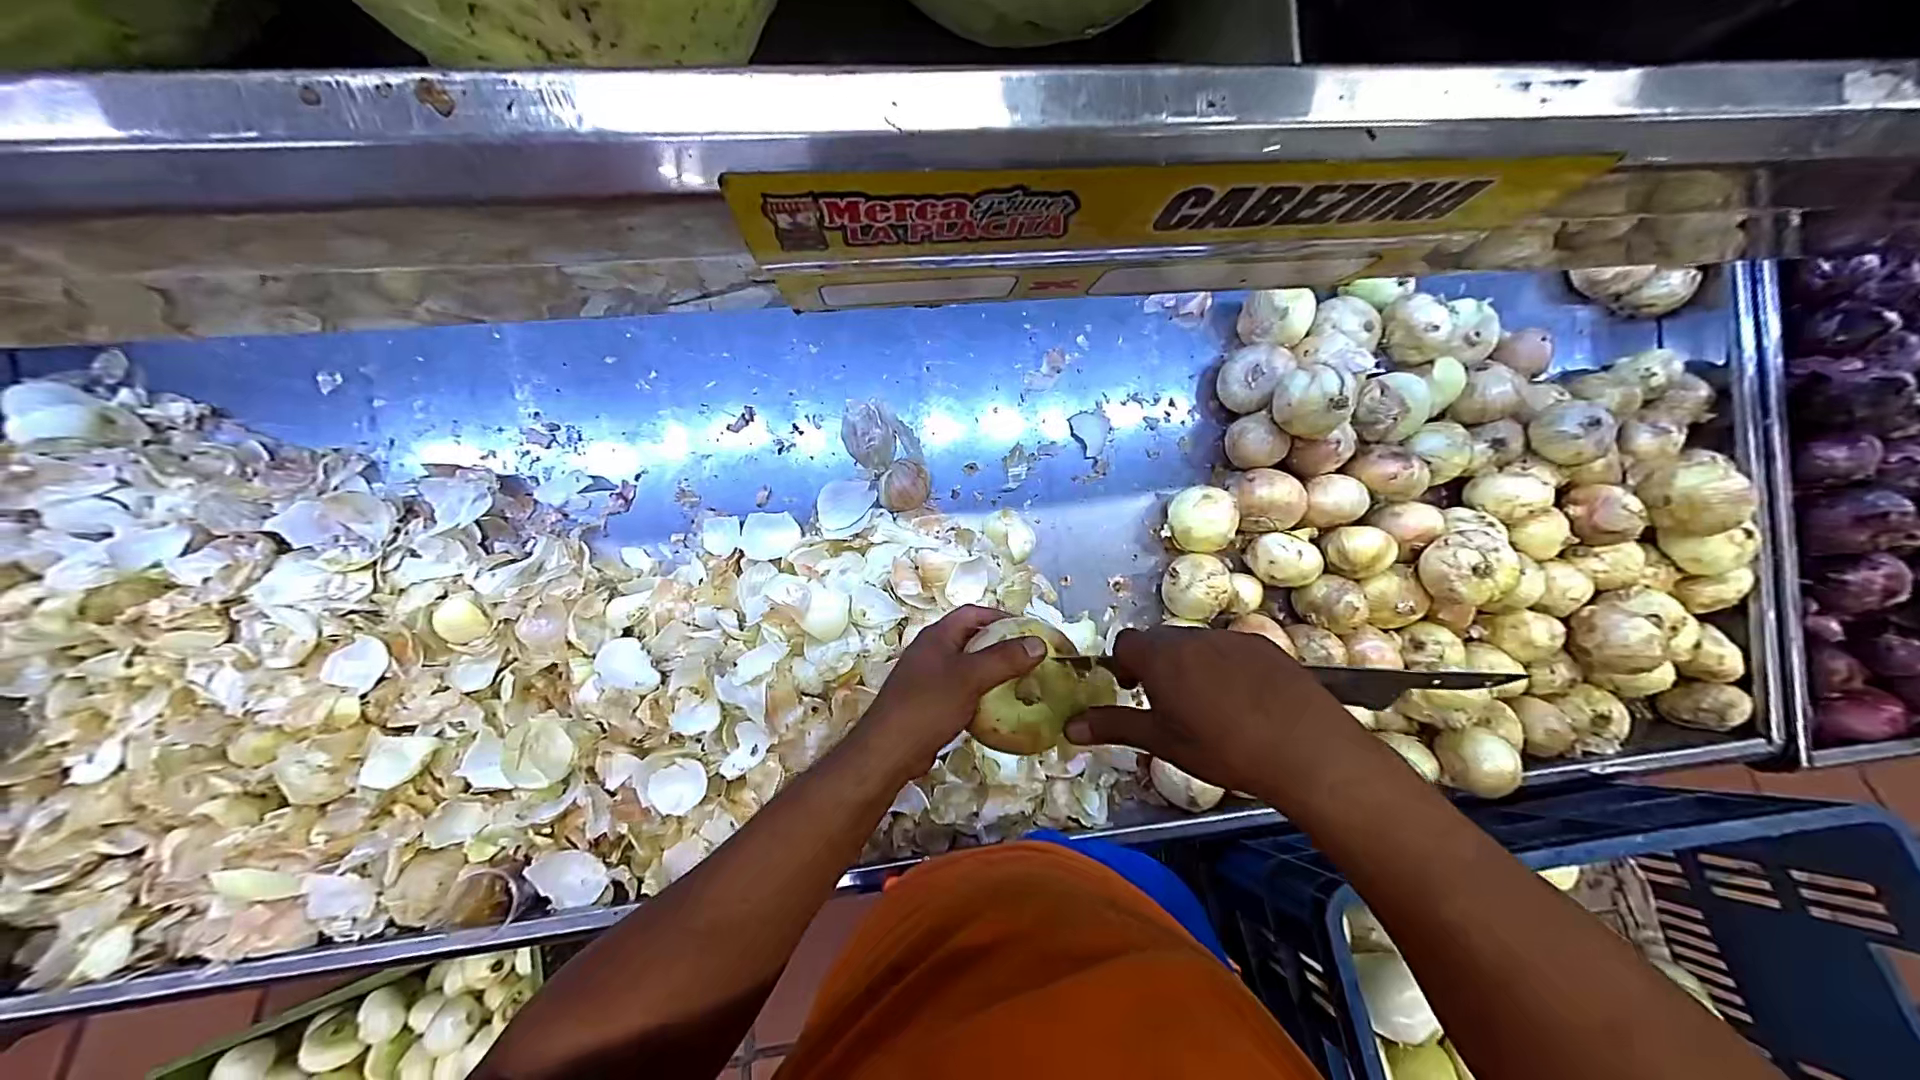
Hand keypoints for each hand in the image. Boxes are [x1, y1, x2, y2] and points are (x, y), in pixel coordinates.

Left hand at [848, 606, 1045, 784]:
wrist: (888, 750)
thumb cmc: (928, 706)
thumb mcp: (970, 677)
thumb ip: (1005, 658)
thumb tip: (1039, 642)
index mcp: (937, 636)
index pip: (973, 613)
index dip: (1001, 616)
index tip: (1028, 629)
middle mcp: (930, 651)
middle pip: (970, 638)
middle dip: (999, 644)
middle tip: (1028, 657)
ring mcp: (926, 678)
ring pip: (965, 666)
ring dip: (990, 671)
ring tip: (1019, 681)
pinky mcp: (927, 703)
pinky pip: (960, 690)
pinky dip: (979, 694)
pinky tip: (995, 709)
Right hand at [1063, 626, 1361, 796]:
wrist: (1307, 750)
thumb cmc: (1224, 749)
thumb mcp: (1163, 742)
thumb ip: (1114, 726)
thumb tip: (1070, 728)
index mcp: (1161, 656)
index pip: (1125, 643)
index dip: (1123, 665)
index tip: (1133, 691)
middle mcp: (1192, 637)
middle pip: (1160, 640)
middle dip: (1156, 665)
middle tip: (1168, 704)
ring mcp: (1232, 638)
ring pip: (1196, 644)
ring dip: (1190, 665)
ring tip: (1208, 706)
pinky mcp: (1265, 645)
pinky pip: (1230, 648)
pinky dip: (1225, 666)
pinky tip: (1244, 701)